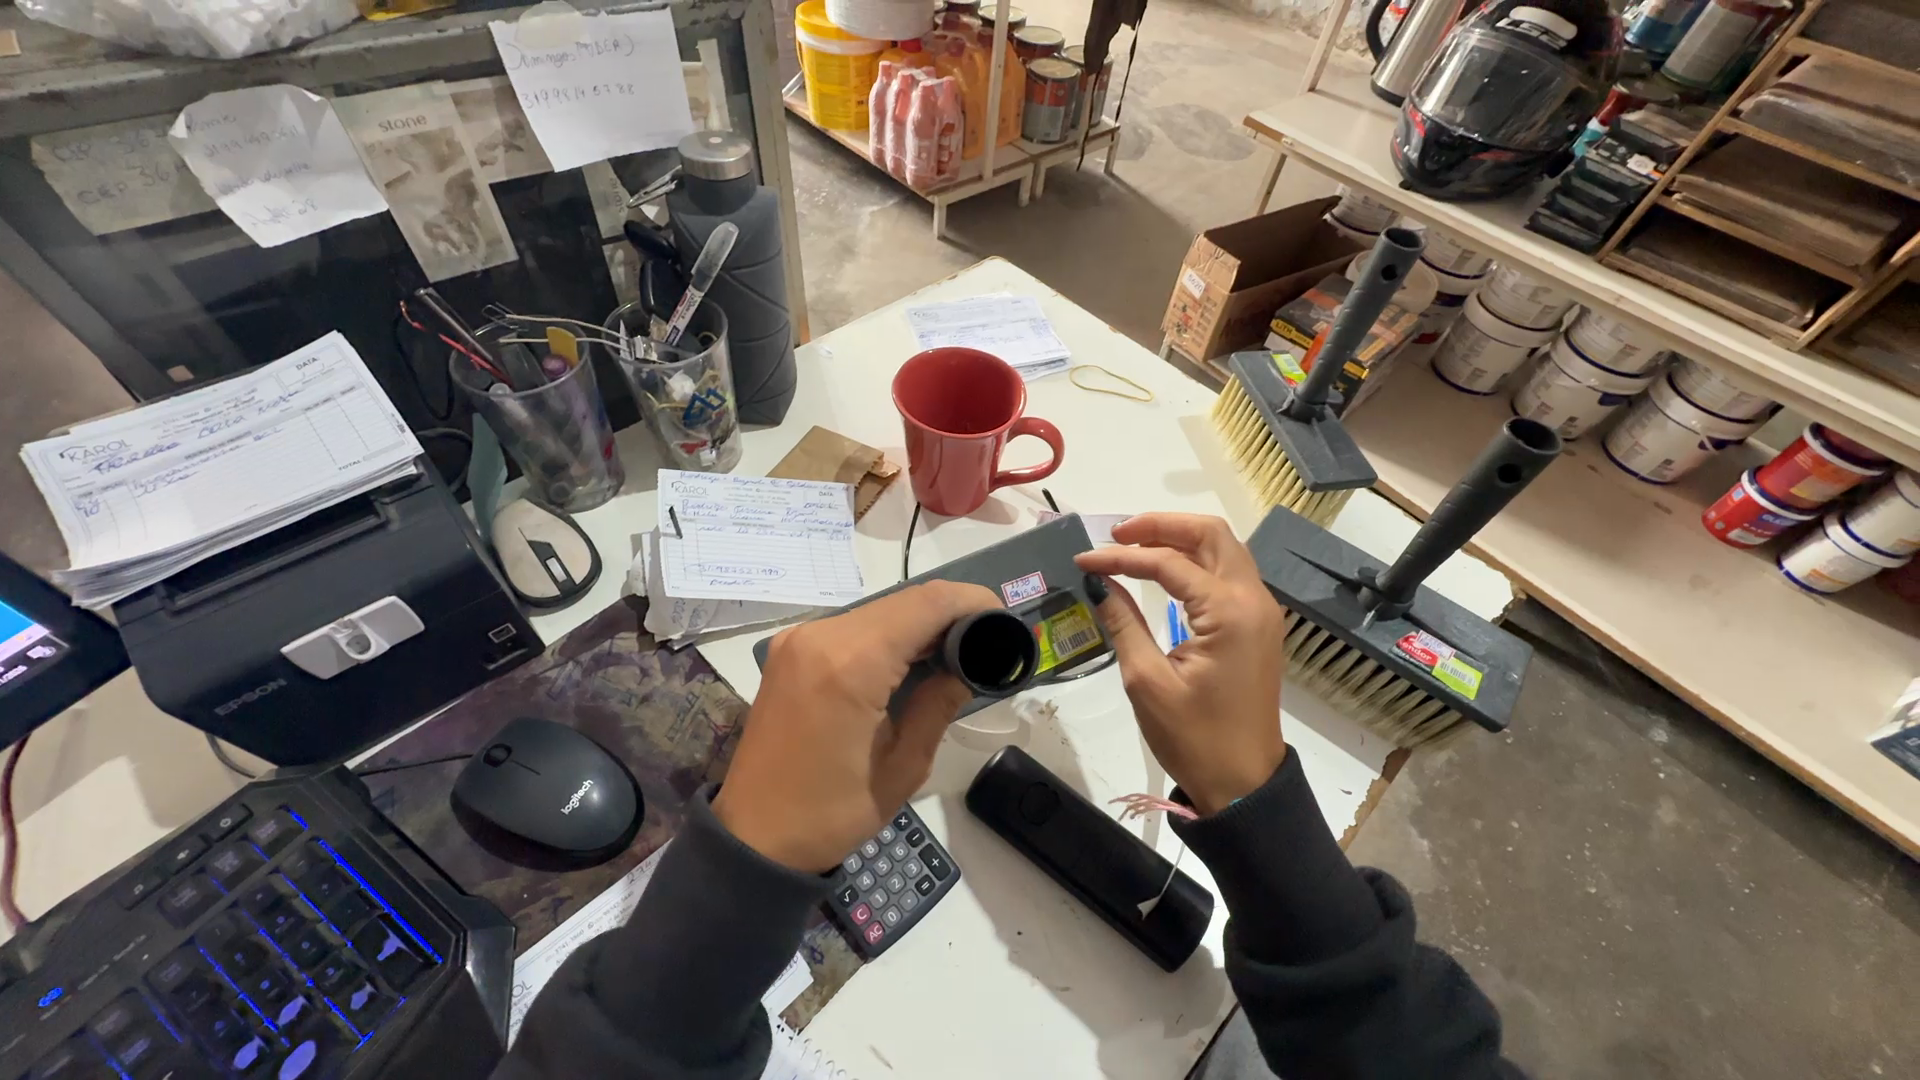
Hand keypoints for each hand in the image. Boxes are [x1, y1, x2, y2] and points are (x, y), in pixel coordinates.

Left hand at [713, 582, 1002, 871]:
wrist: (753, 836)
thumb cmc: (832, 812)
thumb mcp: (904, 766)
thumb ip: (939, 704)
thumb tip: (965, 666)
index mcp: (851, 663)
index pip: (926, 604)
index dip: (971, 602)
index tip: (1002, 619)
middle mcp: (821, 636)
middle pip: (903, 601)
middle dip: (949, 613)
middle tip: (986, 641)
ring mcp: (800, 638)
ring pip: (878, 609)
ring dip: (918, 622)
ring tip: (954, 650)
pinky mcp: (790, 650)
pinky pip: (853, 626)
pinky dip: (888, 633)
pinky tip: (909, 658)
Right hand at [1075, 513, 1287, 814]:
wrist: (1243, 783)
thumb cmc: (1194, 737)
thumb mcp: (1147, 680)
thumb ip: (1123, 622)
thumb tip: (1099, 582)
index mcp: (1229, 612)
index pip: (1169, 563)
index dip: (1121, 557)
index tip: (1084, 560)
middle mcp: (1253, 600)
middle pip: (1211, 535)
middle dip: (1161, 526)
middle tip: (1117, 534)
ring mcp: (1261, 612)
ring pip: (1223, 550)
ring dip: (1180, 539)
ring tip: (1133, 546)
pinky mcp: (1257, 626)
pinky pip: (1228, 574)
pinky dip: (1195, 562)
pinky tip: (1163, 572)